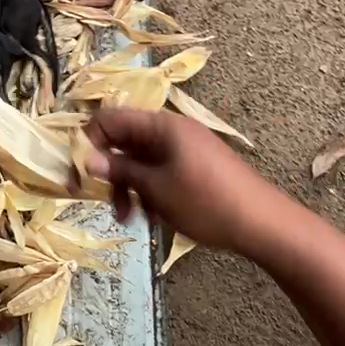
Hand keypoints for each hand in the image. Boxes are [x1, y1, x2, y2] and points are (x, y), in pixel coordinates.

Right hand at [83, 108, 285, 252]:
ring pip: (140, 160)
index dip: (88, 144)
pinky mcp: (194, 167)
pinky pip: (159, 170)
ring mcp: (184, 148)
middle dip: (110, 172)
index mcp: (161, 125)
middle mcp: (171, 130)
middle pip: (123, 141)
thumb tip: (87, 158)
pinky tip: (153, 217)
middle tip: (107, 206)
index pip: (109, 120)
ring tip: (131, 218)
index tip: (79, 177)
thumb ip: (120, 172)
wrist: (266, 225)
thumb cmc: (207, 202)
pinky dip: (149, 190)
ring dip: (129, 187)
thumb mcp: (156, 189)